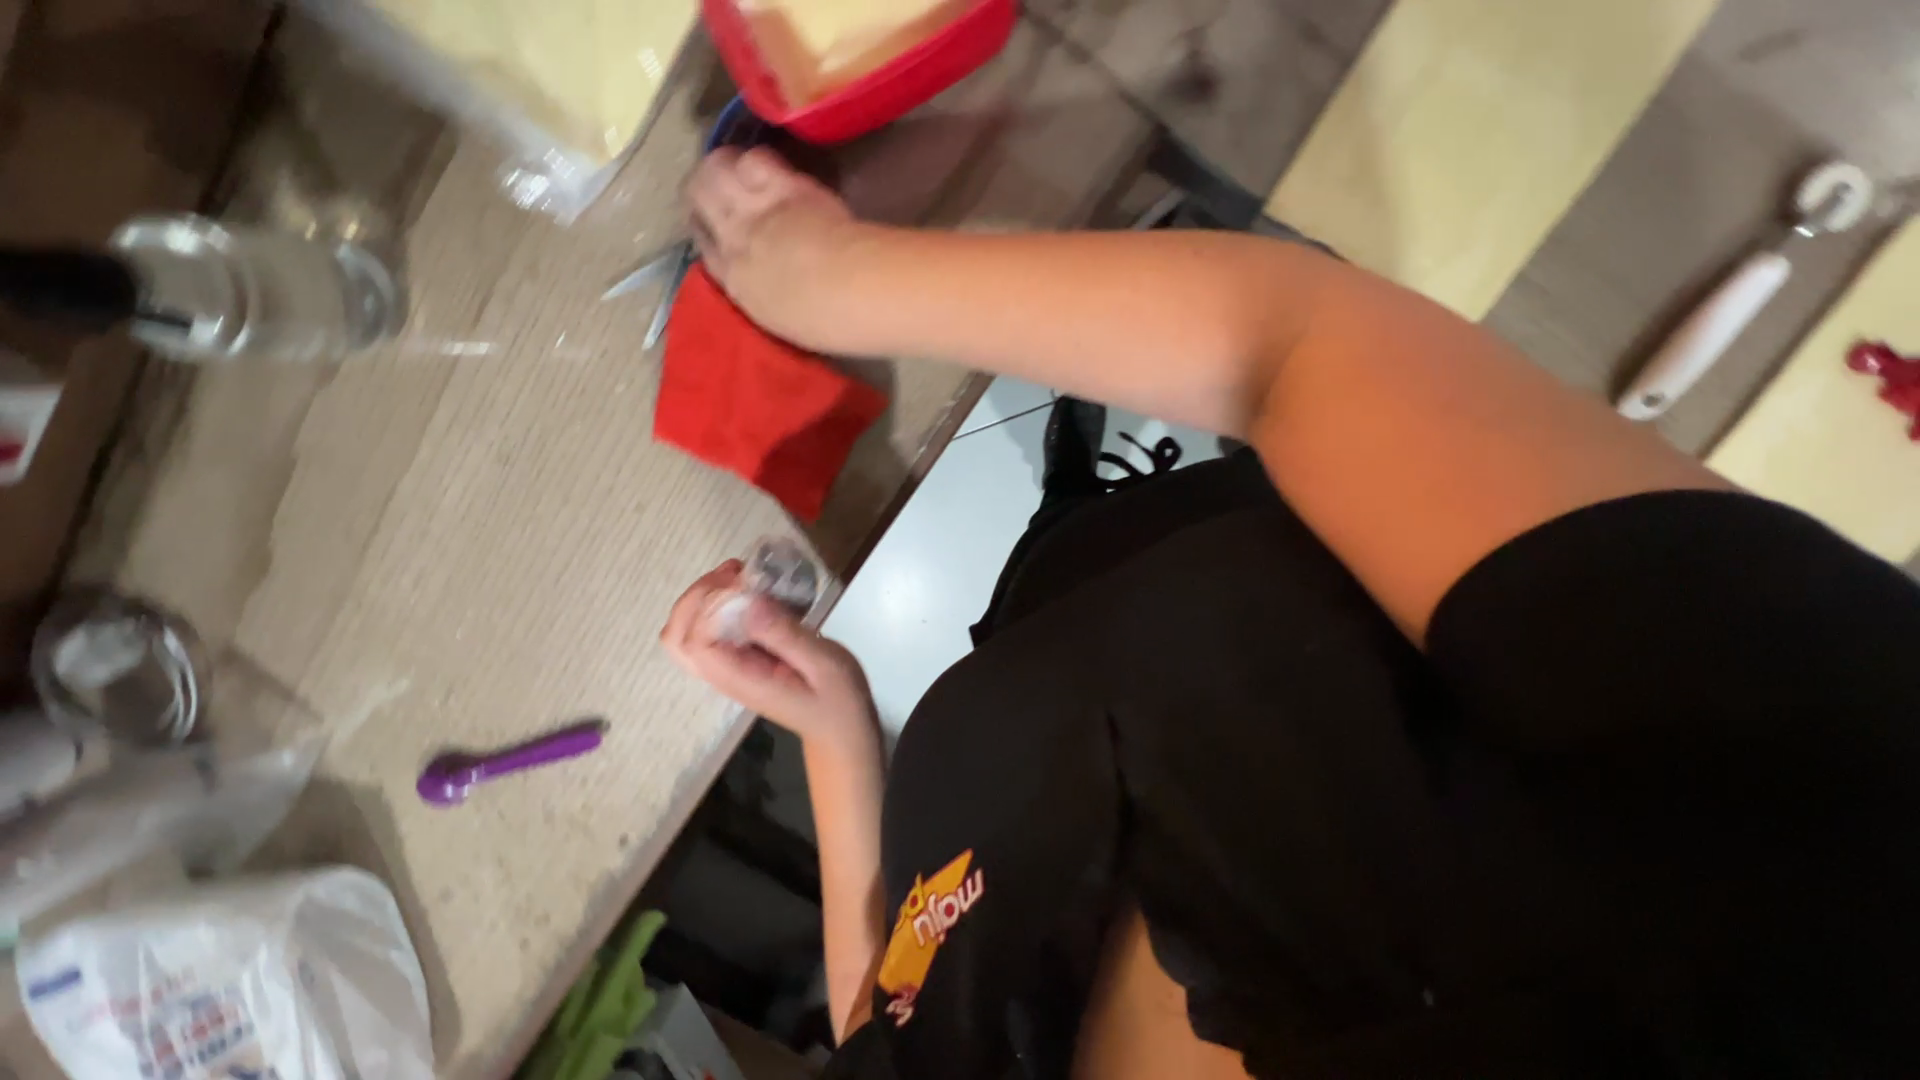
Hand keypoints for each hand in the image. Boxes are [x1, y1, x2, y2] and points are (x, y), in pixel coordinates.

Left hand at [661, 560, 878, 746]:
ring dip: (706, 597)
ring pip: (687, 632)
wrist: (842, 731)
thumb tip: (748, 600)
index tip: (746, 582)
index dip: (710, 605)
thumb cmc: (838, 702)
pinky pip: (708, 631)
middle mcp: (723, 675)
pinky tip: (751, 591)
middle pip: (676, 637)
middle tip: (736, 573)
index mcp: (740, 679)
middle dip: (697, 597)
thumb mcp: (824, 665)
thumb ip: (785, 635)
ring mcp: (727, 670)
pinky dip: (718, 605)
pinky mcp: (738, 661)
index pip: (695, 640)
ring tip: (743, 575)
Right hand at [686, 147, 866, 351]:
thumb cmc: (821, 320)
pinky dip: (759, 160)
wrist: (846, 290)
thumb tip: (763, 281)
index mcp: (733, 279)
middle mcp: (733, 237)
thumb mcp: (776, 316)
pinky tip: (769, 166)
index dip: (705, 228)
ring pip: (717, 168)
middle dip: (703, 185)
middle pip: (699, 195)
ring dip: (726, 164)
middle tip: (716, 182)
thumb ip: (761, 292)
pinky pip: (756, 159)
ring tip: (739, 167)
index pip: (704, 244)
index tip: (712, 224)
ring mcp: (755, 207)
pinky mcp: (784, 185)